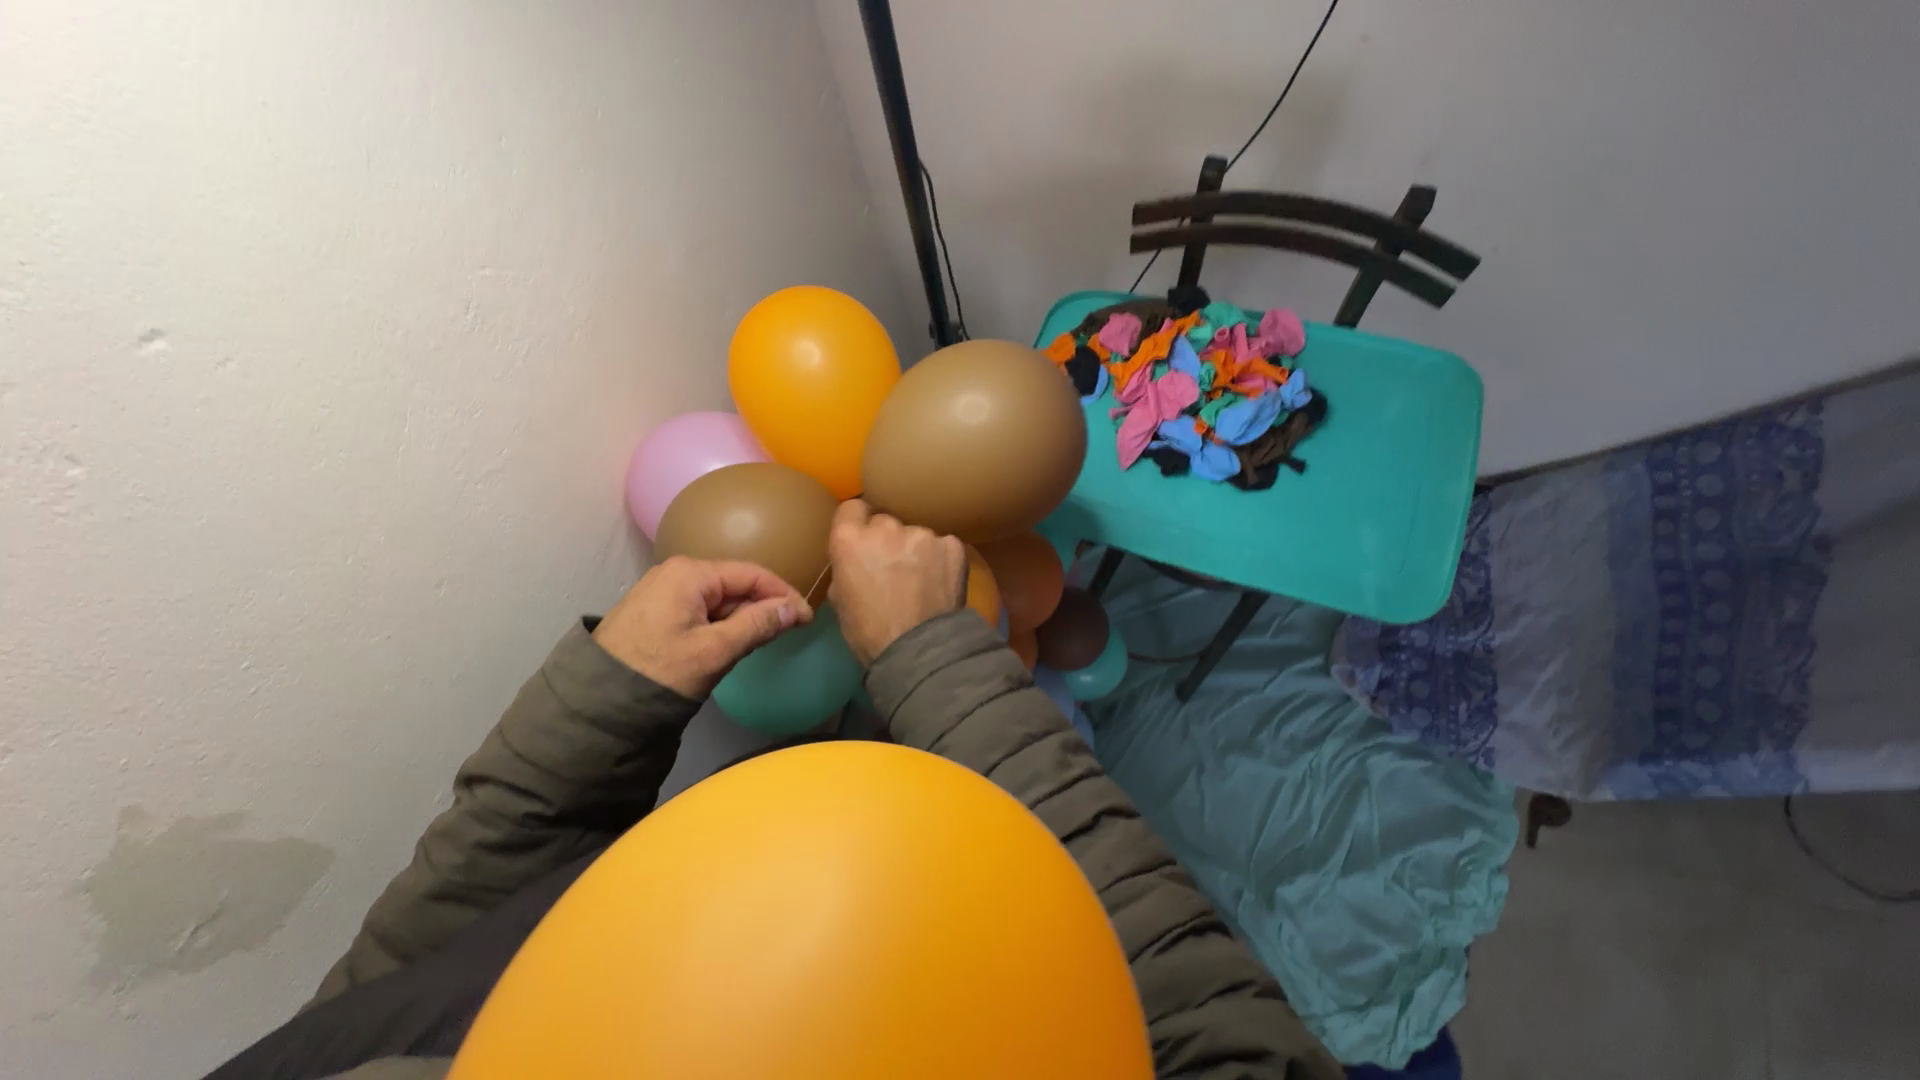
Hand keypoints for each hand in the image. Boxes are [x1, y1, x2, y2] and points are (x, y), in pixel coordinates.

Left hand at [592, 557, 812, 697]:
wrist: (598, 703)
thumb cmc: (660, 672)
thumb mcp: (715, 651)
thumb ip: (758, 625)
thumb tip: (796, 608)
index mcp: (690, 573)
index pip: (752, 574)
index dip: (784, 595)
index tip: (807, 619)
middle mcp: (676, 571)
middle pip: (735, 584)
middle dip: (763, 607)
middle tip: (788, 633)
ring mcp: (664, 590)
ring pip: (719, 598)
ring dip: (742, 618)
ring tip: (763, 641)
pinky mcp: (657, 609)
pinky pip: (701, 608)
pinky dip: (721, 623)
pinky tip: (732, 643)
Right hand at [828, 499, 966, 665]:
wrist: (917, 651)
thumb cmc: (868, 632)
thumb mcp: (839, 599)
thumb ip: (846, 566)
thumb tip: (856, 559)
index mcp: (850, 539)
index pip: (852, 508)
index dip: (858, 522)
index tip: (864, 537)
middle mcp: (886, 527)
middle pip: (886, 521)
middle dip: (888, 539)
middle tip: (895, 567)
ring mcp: (922, 534)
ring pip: (917, 534)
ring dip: (917, 550)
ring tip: (922, 580)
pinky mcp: (952, 545)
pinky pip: (944, 546)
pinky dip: (942, 559)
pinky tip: (941, 582)